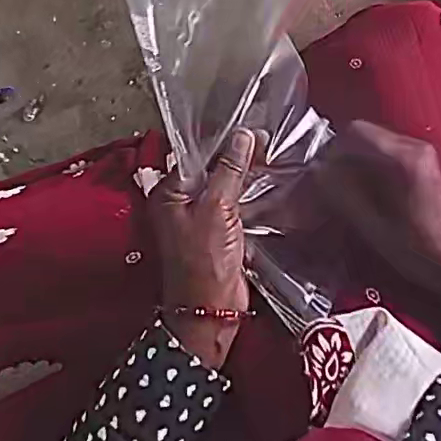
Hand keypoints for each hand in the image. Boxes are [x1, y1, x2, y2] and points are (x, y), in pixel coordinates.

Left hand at [149, 127, 257, 367]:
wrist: (211, 311)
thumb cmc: (204, 262)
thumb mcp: (217, 208)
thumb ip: (229, 170)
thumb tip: (242, 136)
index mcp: (170, 193)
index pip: (197, 155)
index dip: (224, 141)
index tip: (250, 130)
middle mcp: (181, 201)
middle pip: (211, 168)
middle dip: (237, 155)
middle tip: (265, 141)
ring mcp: (200, 216)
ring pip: (224, 184)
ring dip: (245, 172)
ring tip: (270, 155)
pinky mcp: (218, 230)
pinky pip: (233, 202)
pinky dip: (248, 191)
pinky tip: (267, 180)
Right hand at [313, 121, 440, 319]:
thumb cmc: (419, 251)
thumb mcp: (373, 226)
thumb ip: (343, 194)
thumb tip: (319, 173)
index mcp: (403, 158)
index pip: (356, 132)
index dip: (332, 150)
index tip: (320, 171)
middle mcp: (413, 147)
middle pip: (363, 134)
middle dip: (340, 156)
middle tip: (326, 180)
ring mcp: (420, 152)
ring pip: (372, 142)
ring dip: (353, 160)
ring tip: (341, 187)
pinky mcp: (421, 162)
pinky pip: (383, 152)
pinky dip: (366, 165)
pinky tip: (360, 190)